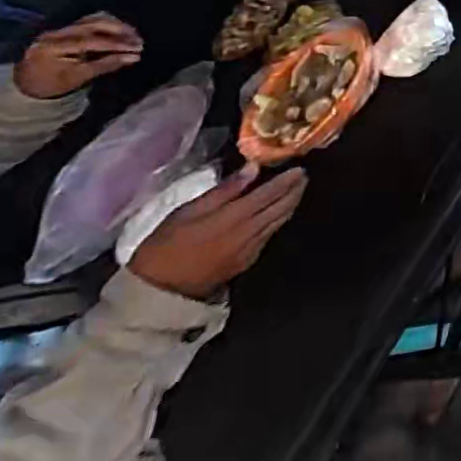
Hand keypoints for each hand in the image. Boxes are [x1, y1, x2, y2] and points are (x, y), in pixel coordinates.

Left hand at [13, 14, 143, 98]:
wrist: (28, 83)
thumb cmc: (53, 83)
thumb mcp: (78, 77)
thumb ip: (106, 65)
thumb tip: (135, 57)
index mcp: (52, 46)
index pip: (91, 41)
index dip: (116, 44)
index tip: (137, 48)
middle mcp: (55, 33)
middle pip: (93, 24)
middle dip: (120, 31)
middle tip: (139, 40)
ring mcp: (61, 28)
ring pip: (94, 19)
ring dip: (116, 26)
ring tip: (133, 35)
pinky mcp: (67, 27)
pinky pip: (91, 20)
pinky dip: (109, 24)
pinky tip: (121, 32)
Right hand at [128, 165, 307, 300]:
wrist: (156, 293)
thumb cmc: (165, 247)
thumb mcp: (187, 212)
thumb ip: (225, 190)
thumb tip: (253, 167)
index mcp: (235, 217)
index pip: (270, 193)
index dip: (287, 180)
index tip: (299, 168)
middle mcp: (250, 232)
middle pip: (282, 206)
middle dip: (296, 190)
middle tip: (303, 176)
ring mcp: (251, 248)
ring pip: (280, 220)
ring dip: (291, 203)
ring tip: (298, 189)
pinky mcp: (248, 260)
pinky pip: (271, 234)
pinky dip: (280, 219)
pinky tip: (280, 212)